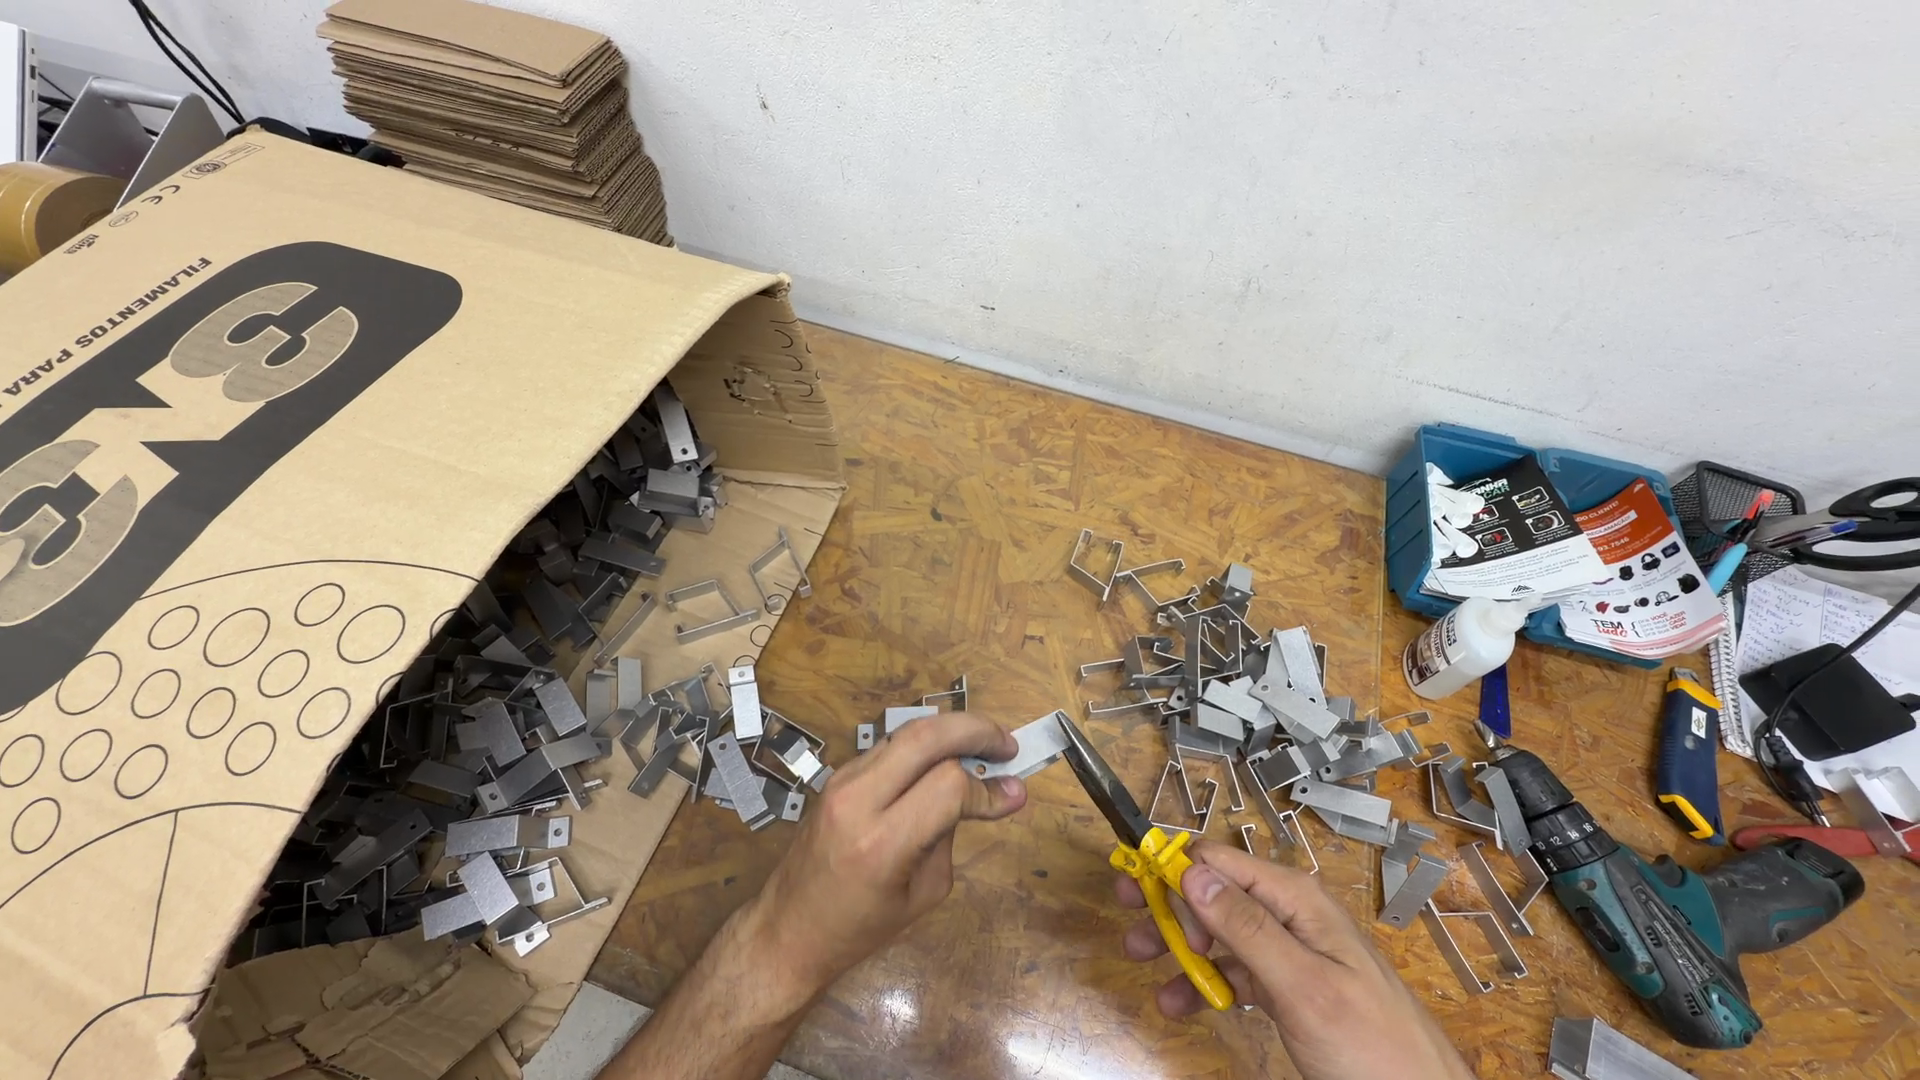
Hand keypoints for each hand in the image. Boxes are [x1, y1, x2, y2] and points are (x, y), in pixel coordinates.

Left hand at [746, 711, 1028, 996]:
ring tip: (984, 745)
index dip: (986, 787)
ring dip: (950, 731)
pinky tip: (947, 758)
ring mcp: (842, 780)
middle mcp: (858, 799)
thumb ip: (951, 834)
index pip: (947, 785)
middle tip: (1007, 743)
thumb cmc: (860, 928)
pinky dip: (925, 745)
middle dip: (974, 730)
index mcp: (881, 842)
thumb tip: (990, 790)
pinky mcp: (837, 775)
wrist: (788, 927)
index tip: (1015, 794)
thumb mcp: (923, 893)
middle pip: (925, 736)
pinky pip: (890, 747)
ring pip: (907, 732)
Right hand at [1116, 841, 1475, 1079]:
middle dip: (1169, 906)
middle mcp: (1288, 913)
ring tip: (1143, 963)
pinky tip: (1182, 1001)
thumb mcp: (1303, 987)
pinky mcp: (1288, 984)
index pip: (1218, 861)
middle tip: (1130, 925)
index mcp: (1294, 899)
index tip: (1133, 890)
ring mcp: (1289, 950)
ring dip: (1181, 946)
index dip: (1172, 869)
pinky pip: (1236, 971)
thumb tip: (1190, 871)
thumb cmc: (1369, 1045)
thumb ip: (1246, 927)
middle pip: (1213, 892)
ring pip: (1219, 932)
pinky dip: (1206, 981)